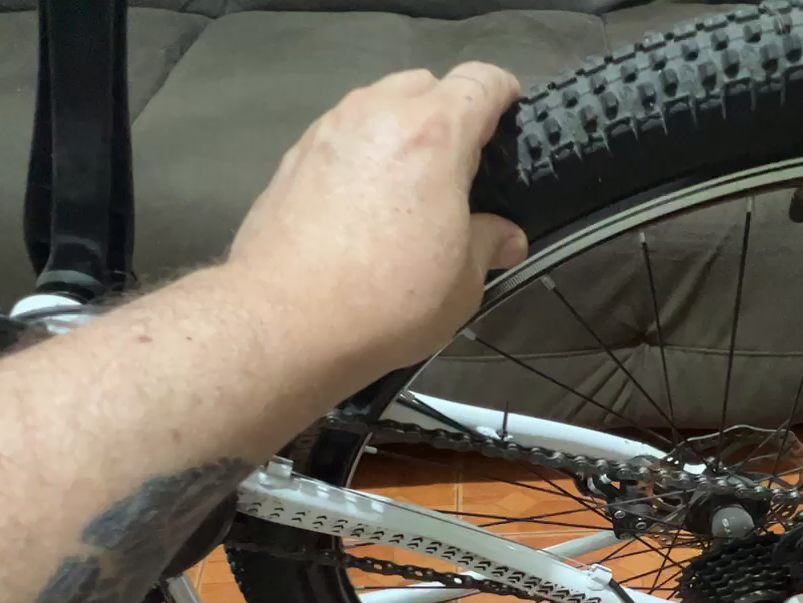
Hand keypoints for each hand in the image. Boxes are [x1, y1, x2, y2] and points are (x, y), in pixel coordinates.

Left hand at [226, 63, 527, 380]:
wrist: (290, 319)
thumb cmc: (391, 301)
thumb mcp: (462, 284)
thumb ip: (488, 245)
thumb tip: (506, 237)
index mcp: (435, 135)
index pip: (480, 82)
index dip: (503, 93)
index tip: (511, 113)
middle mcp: (379, 115)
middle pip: (425, 85)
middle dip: (449, 111)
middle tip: (461, 165)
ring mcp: (329, 129)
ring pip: (378, 106)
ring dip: (402, 131)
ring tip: (410, 185)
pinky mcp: (294, 157)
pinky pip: (343, 136)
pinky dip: (364, 154)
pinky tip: (365, 205)